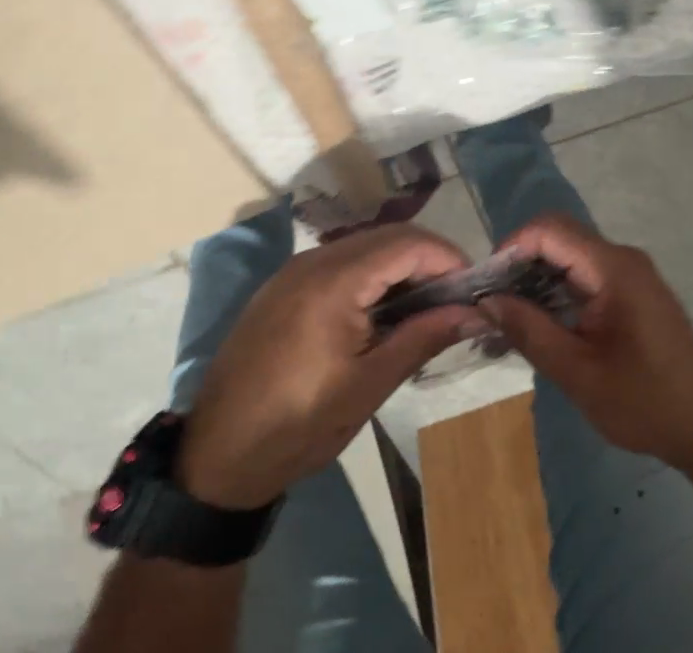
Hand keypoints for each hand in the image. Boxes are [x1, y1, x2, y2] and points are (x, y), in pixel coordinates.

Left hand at [177, 225, 484, 508]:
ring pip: (362, 247)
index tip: (475, 288)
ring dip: (400, 266)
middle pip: (386, 237)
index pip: (407, 243)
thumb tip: (475, 313)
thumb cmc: (299, 425)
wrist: (216, 456)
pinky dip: (370, 275)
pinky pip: (338, 263)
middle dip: (429, 259)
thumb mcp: (370, 385)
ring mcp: (291, 273)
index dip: (448, 258)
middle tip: (457, 299)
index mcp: (333, 282)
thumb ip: (424, 338)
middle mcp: (310, 263)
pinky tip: (383, 311)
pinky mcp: (281, 289)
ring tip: (427, 306)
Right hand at [483, 215, 692, 474]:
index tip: (482, 285)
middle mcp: (623, 260)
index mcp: (613, 269)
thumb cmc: (644, 402)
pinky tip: (537, 324)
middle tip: (488, 304)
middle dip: (518, 264)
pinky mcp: (633, 295)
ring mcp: (632, 276)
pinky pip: (586, 278)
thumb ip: (529, 329)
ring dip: (535, 281)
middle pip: (559, 239)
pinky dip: (557, 293)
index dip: (510, 248)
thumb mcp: (576, 371)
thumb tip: (487, 300)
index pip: (549, 230)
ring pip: (571, 259)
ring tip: (504, 318)